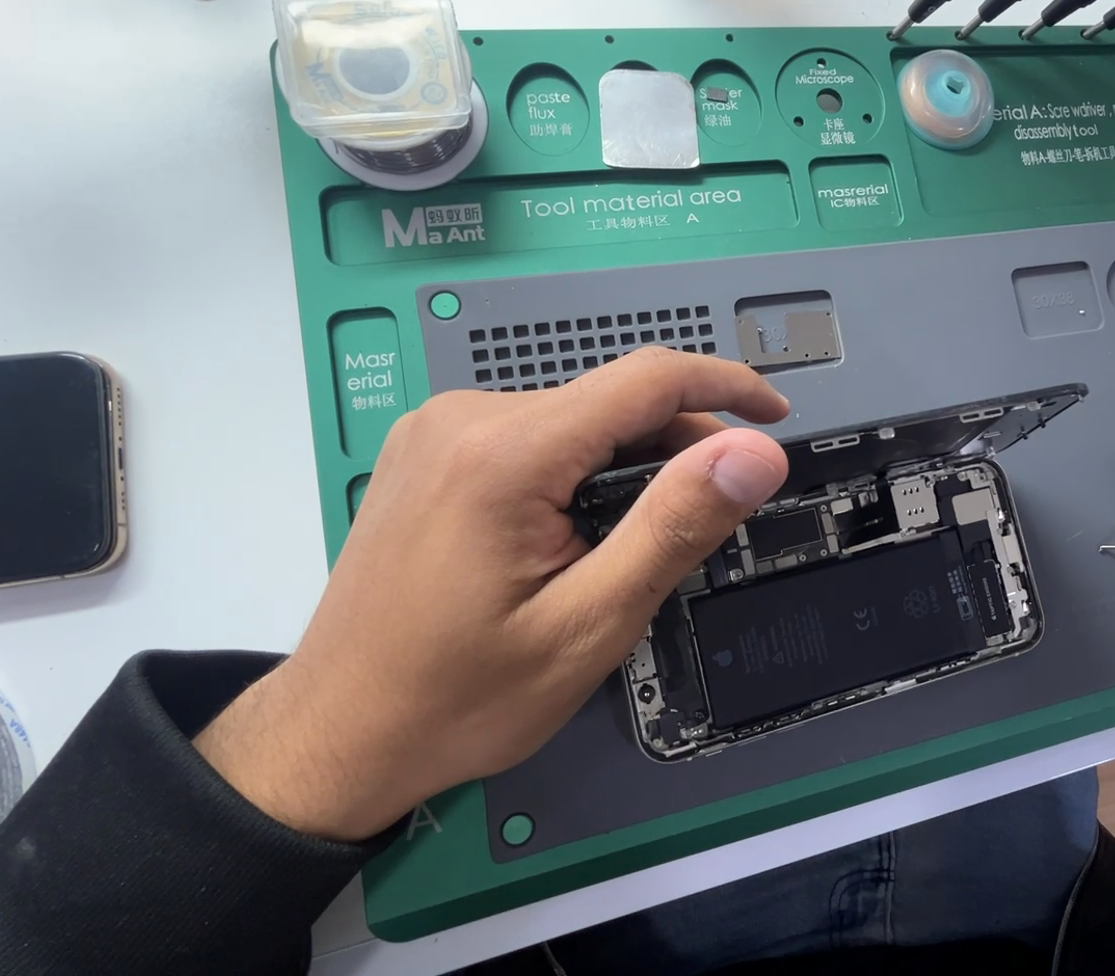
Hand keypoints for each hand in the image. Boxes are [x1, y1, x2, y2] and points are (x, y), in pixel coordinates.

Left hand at [193, 349, 791, 839]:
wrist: (338, 735)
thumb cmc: (465, 696)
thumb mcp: (591, 622)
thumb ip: (675, 526)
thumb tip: (754, 452)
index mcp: (506, 451)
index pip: (647, 378)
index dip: (726, 386)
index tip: (776, 417)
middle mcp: (466, 417)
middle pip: (611, 398)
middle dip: (679, 441)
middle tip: (714, 510)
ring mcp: (441, 429)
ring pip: (578, 416)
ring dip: (632, 459)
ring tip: (644, 535)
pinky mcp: (433, 451)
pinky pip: (538, 433)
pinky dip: (586, 466)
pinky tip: (586, 527)